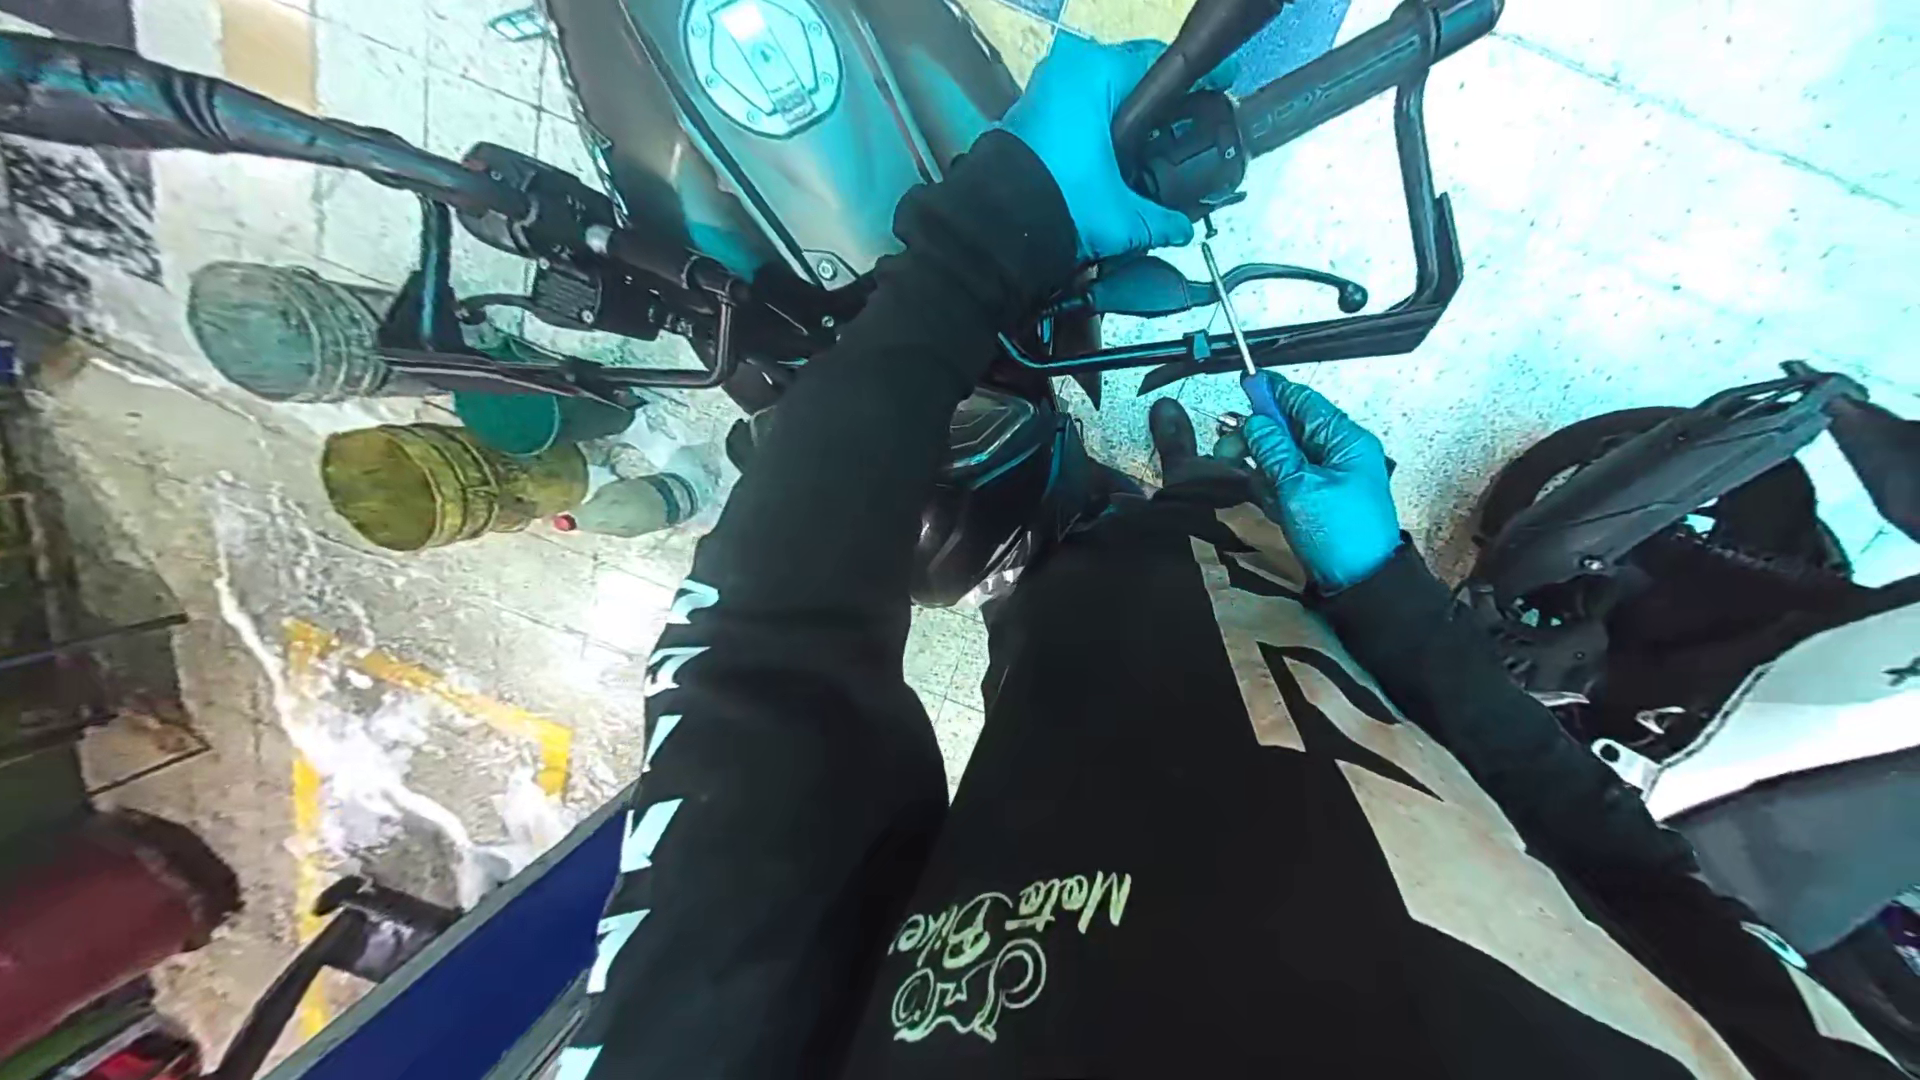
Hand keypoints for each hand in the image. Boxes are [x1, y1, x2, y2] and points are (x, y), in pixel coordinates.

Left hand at [999, 36, 1198, 261]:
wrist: (995, 228)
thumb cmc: (1061, 205)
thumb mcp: (1117, 215)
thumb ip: (1156, 220)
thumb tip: (1182, 231)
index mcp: (1096, 73)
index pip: (1159, 62)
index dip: (1193, 80)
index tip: (1220, 85)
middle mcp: (1066, 69)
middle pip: (1127, 77)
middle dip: (1155, 100)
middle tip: (1182, 121)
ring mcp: (1041, 90)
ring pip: (1097, 94)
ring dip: (1121, 115)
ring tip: (1147, 140)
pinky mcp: (1025, 116)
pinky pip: (1071, 110)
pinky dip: (1091, 126)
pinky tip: (1106, 152)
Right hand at [1241, 373, 1400, 589]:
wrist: (1358, 581)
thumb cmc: (1337, 532)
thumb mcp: (1298, 486)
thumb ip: (1273, 448)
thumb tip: (1255, 419)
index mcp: (1344, 440)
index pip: (1303, 402)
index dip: (1272, 392)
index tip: (1245, 382)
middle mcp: (1338, 451)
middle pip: (1289, 427)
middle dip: (1257, 434)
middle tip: (1228, 449)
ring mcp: (1328, 474)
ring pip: (1283, 453)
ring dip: (1261, 462)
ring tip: (1248, 478)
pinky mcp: (1317, 496)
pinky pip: (1287, 477)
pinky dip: (1271, 483)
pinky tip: (1266, 498)